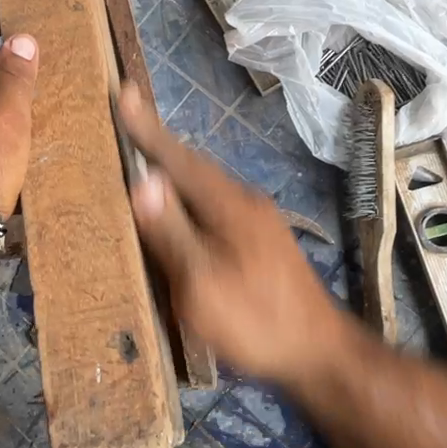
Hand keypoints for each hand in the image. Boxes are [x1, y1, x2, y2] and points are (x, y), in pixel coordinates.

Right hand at [117, 86, 349, 384]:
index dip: (147, 129)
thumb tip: (143, 180)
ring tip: (144, 161)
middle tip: (127, 122)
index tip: (124, 93)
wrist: (322, 354)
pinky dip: (188, 197)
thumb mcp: (203, 283)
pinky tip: (178, 211)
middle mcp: (245, 202)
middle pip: (193, 166)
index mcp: (229, 205)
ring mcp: (257, 221)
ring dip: (174, 170)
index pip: (178, 159)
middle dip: (158, 144)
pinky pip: (214, 204)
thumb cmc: (257, 321)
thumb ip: (172, 232)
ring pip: (205, 185)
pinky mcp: (260, 241)